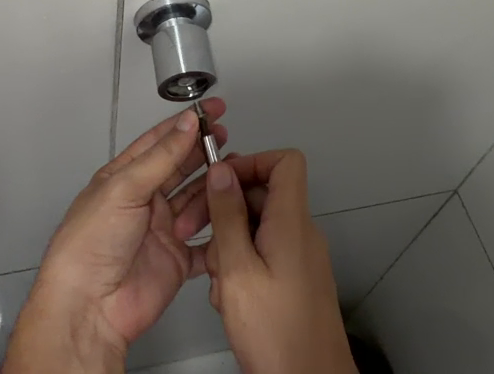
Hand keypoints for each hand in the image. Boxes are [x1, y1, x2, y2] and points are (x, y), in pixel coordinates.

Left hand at [2, 99, 228, 373]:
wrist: (89, 307)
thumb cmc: (91, 243)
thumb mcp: (124, 189)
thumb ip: (161, 157)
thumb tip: (186, 122)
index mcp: (126, 177)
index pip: (161, 141)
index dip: (187, 123)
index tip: (214, 108)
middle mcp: (145, 200)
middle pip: (182, 168)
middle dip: (205, 151)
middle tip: (229, 137)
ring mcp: (162, 230)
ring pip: (197, 200)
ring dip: (214, 187)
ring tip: (235, 174)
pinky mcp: (177, 260)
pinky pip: (206, 242)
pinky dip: (221, 232)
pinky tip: (236, 216)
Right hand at [198, 150, 354, 373]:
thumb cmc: (276, 333)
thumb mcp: (237, 270)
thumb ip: (227, 216)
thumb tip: (221, 170)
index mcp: (292, 222)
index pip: (285, 161)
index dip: (252, 161)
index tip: (221, 181)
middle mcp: (300, 233)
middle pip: (262, 194)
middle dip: (225, 209)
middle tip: (193, 231)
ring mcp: (300, 257)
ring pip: (257, 226)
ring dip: (229, 244)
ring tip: (216, 277)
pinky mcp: (295, 279)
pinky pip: (263, 252)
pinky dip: (241, 264)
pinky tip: (228, 295)